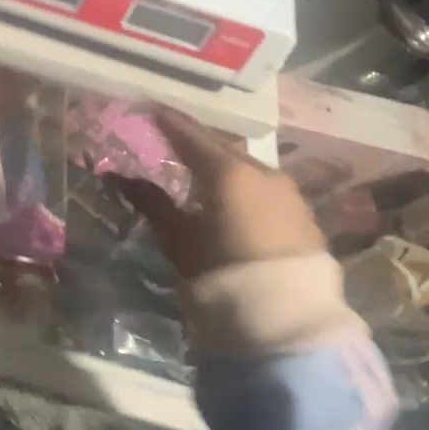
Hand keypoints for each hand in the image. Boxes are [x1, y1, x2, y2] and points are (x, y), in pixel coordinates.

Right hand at [115, 109, 325, 278]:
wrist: (287, 321)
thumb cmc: (221, 275)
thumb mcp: (179, 241)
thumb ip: (153, 204)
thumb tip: (123, 178)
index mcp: (228, 171)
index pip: (191, 135)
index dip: (168, 121)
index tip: (150, 108)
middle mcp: (263, 172)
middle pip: (222, 151)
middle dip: (197, 147)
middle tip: (173, 148)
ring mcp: (289, 194)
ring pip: (248, 171)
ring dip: (224, 171)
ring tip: (203, 182)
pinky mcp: (305, 218)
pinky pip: (266, 193)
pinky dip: (246, 192)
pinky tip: (234, 208)